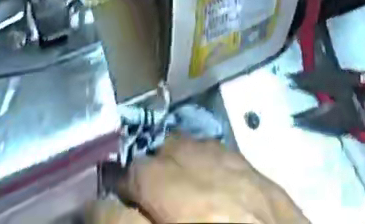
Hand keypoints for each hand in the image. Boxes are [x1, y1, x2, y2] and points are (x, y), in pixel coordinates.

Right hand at [87, 137, 309, 223]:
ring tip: (160, 185)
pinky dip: (201, 159)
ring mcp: (245, 194)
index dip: (98, 214)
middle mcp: (211, 216)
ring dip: (164, 164)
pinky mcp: (272, 187)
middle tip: (127, 204)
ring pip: (184, 148)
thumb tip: (116, 221)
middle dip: (130, 185)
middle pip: (149, 172)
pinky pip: (221, 152)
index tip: (92, 215)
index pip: (118, 220)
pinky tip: (196, 175)